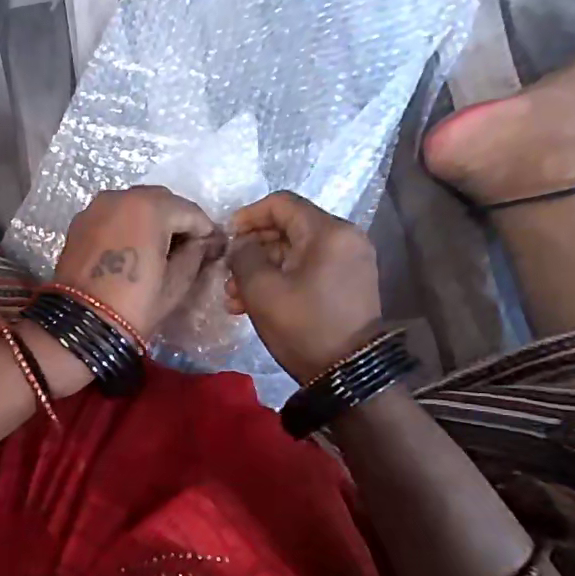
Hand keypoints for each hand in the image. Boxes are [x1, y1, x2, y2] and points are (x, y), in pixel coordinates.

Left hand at [56, 186, 226, 336]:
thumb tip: (204, 242)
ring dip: (151, 220)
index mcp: (150, 207)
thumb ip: (196, 253)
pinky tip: (134, 248)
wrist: (82, 324)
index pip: (190, 212)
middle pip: (160, 201)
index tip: (214, 248)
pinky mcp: (79, 222)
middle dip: (177, 221)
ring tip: (160, 248)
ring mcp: (96, 207)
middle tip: (188, 248)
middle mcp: (121, 197)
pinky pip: (113, 215)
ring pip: (134, 205)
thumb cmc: (135, 305)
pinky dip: (127, 225)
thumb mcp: (176, 282)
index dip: (205, 231)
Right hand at [226, 191, 381, 381]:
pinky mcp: (346, 283)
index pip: (282, 204)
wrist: (346, 371)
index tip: (226, 236)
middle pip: (288, 228)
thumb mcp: (262, 290)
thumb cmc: (303, 325)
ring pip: (294, 252)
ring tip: (234, 297)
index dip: (248, 215)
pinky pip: (307, 269)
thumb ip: (243, 257)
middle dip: (252, 248)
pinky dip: (280, 279)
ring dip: (261, 268)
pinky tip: (253, 303)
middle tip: (227, 272)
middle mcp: (344, 239)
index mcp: (328, 232)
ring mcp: (348, 262)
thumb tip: (241, 245)